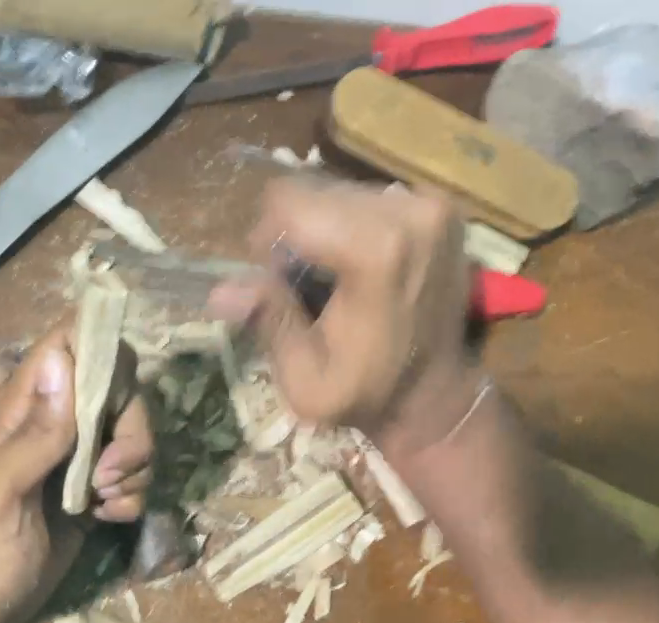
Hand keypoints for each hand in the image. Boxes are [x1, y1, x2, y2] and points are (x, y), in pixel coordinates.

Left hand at [0, 326, 153, 622]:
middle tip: (109, 476)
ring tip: (104, 504)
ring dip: (135, 468)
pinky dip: (131, 496)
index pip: (64, 346)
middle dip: (131, 428)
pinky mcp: (89, 498)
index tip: (118, 391)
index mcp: (18, 413)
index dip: (100, 348)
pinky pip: (130, 479)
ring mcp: (73, 464)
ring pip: (130, 436)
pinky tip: (109, 520)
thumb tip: (65, 359)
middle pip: (116, 391)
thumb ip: (31, 434)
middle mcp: (51, 428)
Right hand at [208, 178, 478, 457]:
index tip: (270, 279)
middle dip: (293, 232)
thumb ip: (269, 323)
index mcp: (377, 253)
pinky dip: (351, 226)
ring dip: (321, 228)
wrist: (434, 396)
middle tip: (297, 283)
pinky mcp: (440, 207)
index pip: (291, 202)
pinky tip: (355, 268)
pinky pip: (370, 198)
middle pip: (315, 192)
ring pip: (340, 190)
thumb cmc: (365, 394)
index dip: (266, 237)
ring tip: (327, 278)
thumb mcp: (305, 380)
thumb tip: (218, 292)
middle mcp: (409, 214)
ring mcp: (430, 207)